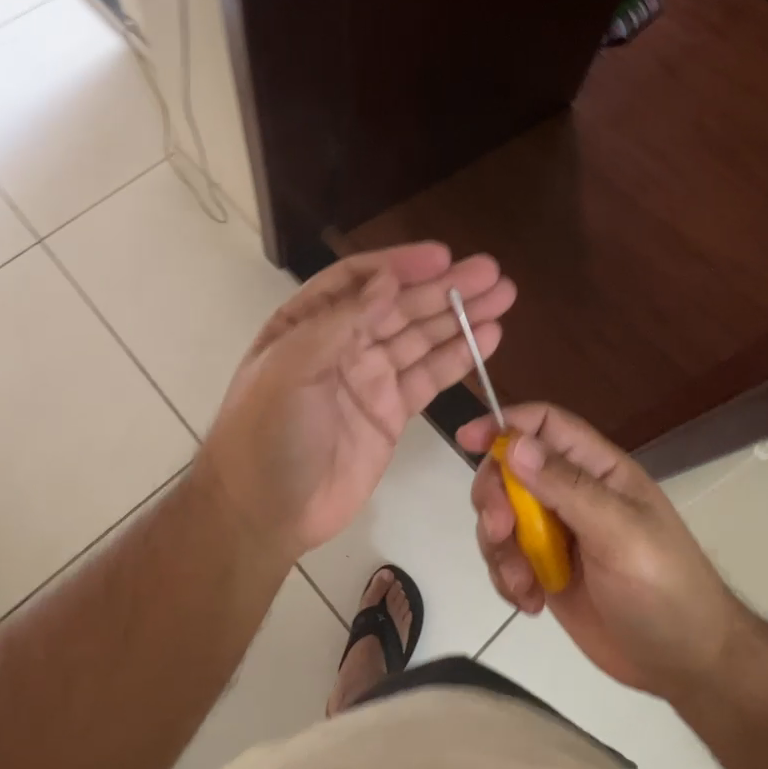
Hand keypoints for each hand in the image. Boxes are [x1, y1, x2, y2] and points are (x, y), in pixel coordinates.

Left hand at [201, 243, 515, 560]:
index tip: (442, 256)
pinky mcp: (391, 414)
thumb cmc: (265, 433)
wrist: (264, 512)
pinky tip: (489, 336)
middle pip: (399, 306)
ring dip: (460, 316)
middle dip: (444, 288)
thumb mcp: (290, 369)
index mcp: (307, 324)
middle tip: (491, 272)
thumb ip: (339, 323)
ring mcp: (369, 379)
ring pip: (421, 338)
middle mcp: (342, 344)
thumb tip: (388, 281)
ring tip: (503, 294)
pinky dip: (459, 357)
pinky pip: (429, 377)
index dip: (400, 265)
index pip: (359, 281)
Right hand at [460, 404, 749, 697]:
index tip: (468, 440)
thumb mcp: (619, 533)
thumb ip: (566, 487)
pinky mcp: (545, 572)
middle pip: (509, 470)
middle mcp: (571, 494)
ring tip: (524, 584)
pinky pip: (504, 560)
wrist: (686, 665)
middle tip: (501, 532)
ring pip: (500, 516)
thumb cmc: (664, 589)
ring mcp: (556, 534)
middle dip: (494, 497)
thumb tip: (514, 442)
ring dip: (499, 548)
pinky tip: (531, 603)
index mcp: (597, 470)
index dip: (505, 423)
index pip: (544, 425)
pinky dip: (505, 579)